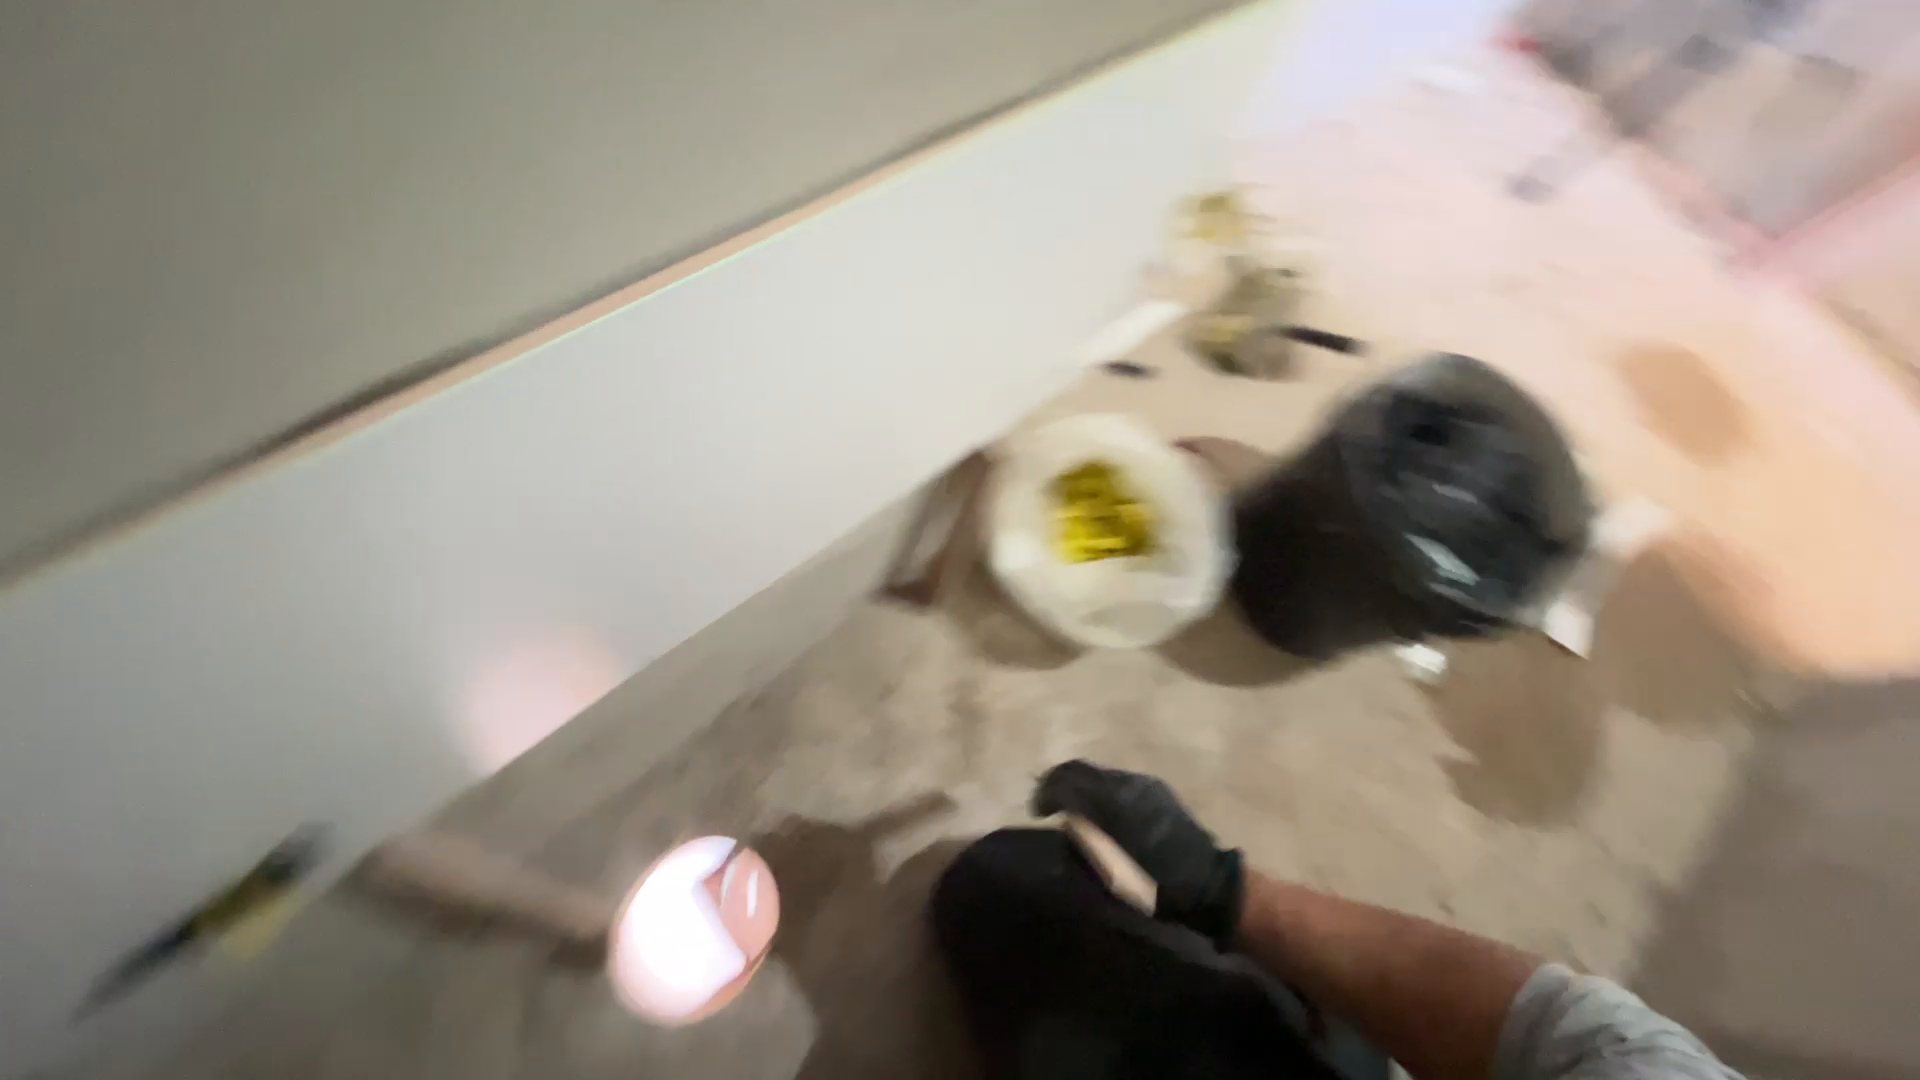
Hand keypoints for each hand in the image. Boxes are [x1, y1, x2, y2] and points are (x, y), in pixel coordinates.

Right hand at [1031, 760, 1243, 945]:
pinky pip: (1118, 782)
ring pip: (1099, 775)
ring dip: (1081, 787)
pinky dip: (1100, 791)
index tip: (1037, 812)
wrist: (1209, 887)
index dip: (1046, 791)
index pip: (1067, 778)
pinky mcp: (1157, 790)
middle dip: (1059, 784)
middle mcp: (1126, 782)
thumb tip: (1062, 822)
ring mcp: (1144, 784)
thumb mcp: (1109, 870)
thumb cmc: (1155, 887)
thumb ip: (1082, 838)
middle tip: (1047, 806)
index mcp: (1111, 800)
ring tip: (1072, 810)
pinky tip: (1101, 813)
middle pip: (1081, 770)